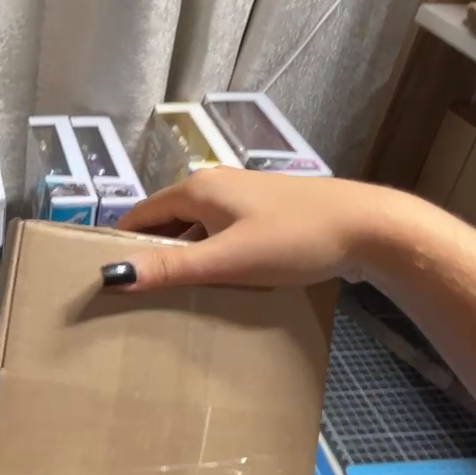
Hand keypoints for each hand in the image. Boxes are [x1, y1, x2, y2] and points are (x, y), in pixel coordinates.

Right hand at [105, 169, 414, 291]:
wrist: (369, 228)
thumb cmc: (292, 242)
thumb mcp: (226, 260)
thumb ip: (170, 268)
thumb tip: (111, 276)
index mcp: (197, 189)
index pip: (141, 214)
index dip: (121, 242)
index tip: (106, 276)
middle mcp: (215, 184)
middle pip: (166, 218)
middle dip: (149, 249)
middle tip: (135, 290)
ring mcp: (243, 196)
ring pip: (195, 225)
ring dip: (181, 253)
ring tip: (171, 290)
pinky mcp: (266, 210)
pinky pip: (220, 230)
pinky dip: (208, 251)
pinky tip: (216, 278)